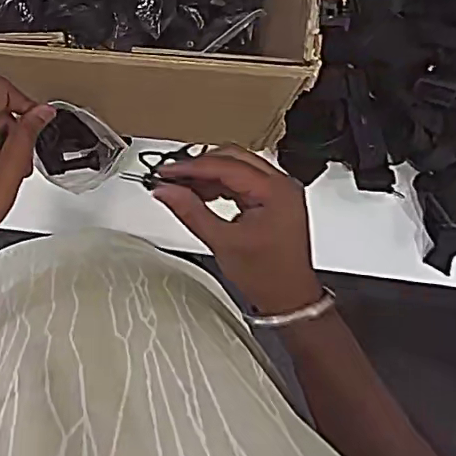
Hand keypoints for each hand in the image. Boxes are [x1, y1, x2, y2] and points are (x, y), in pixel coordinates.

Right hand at [150, 147, 322, 314]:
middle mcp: (281, 185)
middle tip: (171, 175)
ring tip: (181, 186)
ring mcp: (279, 190)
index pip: (226, 166)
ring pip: (237, 166)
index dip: (191, 167)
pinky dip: (220, 184)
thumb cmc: (269, 276)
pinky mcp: (273, 198)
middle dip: (199, 166)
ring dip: (208, 174)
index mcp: (275, 191)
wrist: (289, 298)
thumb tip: (167, 191)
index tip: (167, 171)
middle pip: (232, 157)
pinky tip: (200, 193)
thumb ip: (191, 211)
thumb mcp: (222, 242)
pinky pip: (243, 180)